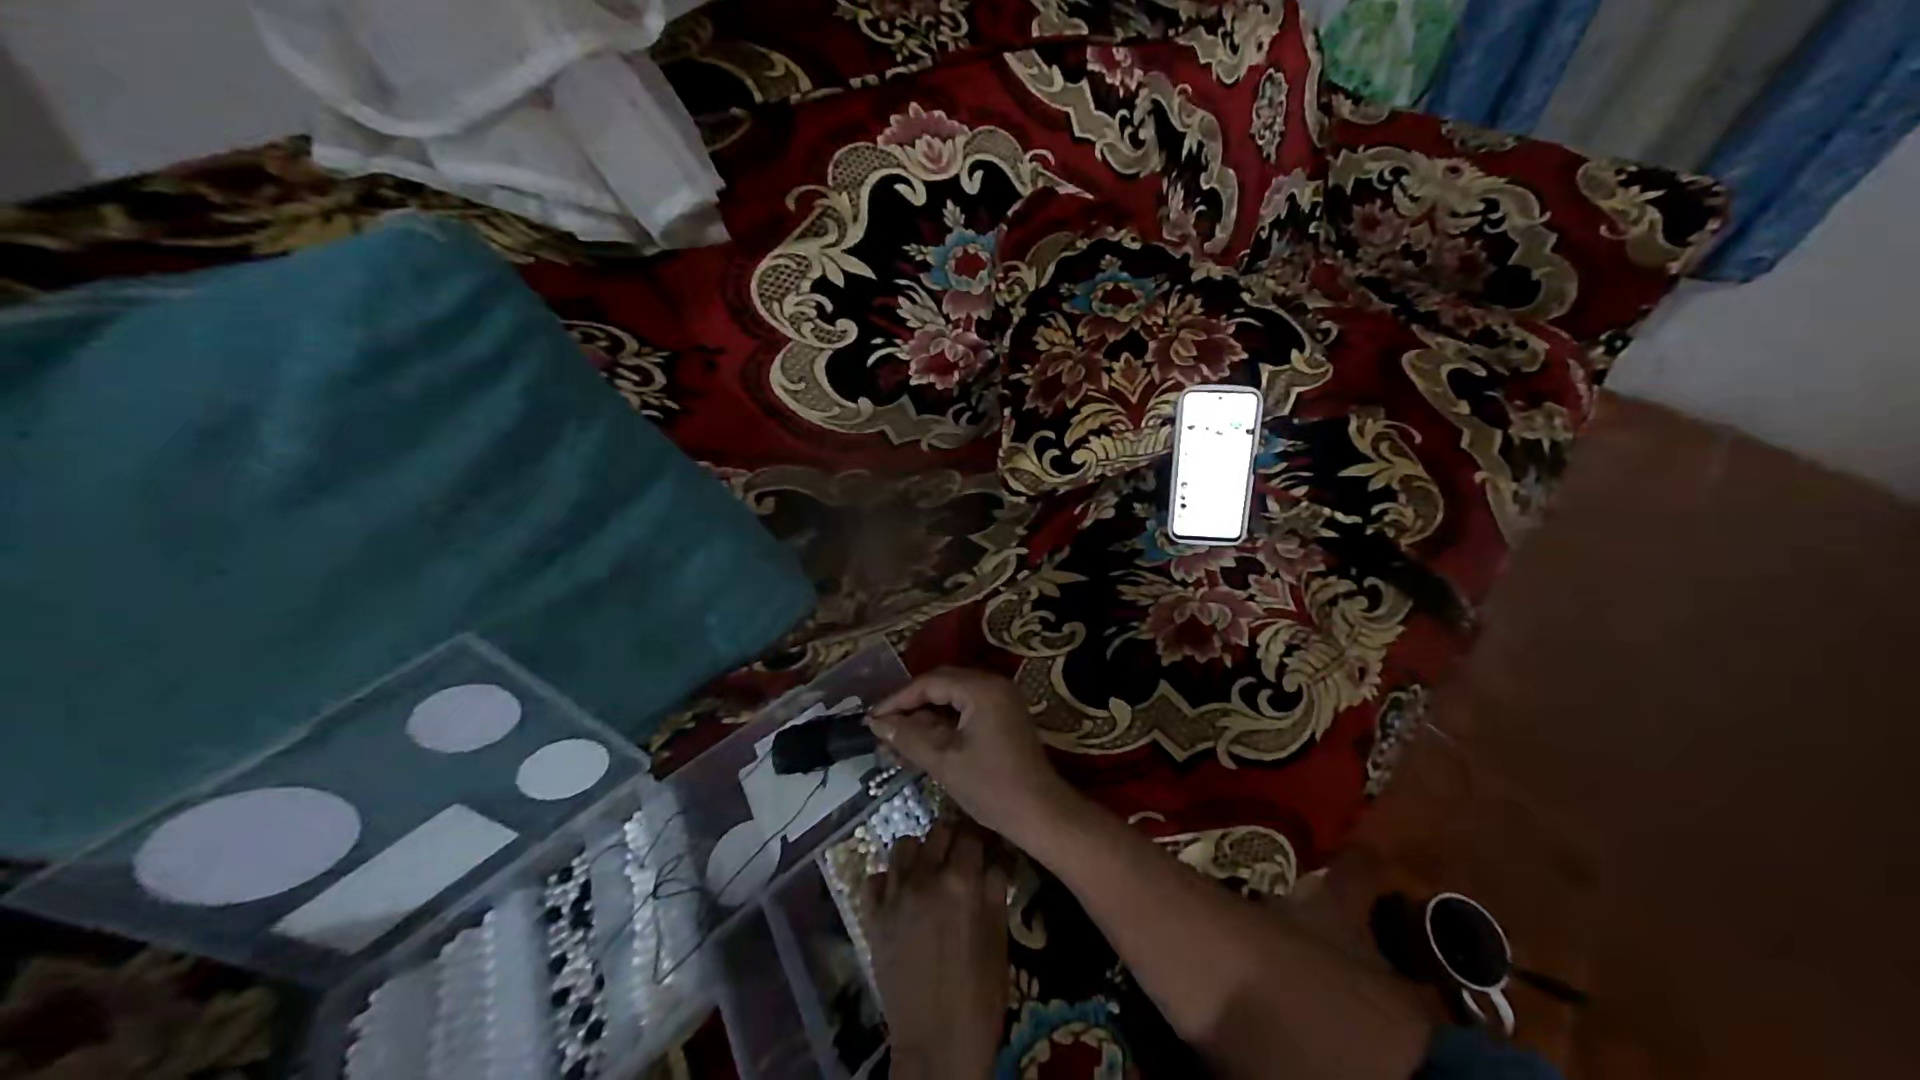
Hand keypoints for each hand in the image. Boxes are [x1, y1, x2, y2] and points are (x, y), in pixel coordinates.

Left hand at [861, 820, 1009, 1079]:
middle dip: (954, 835)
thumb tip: (999, 853)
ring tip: (932, 870)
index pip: (972, 833)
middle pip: (938, 831)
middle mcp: (924, 877)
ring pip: (904, 846)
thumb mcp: (999, 936)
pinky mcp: (873, 916)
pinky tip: (903, 893)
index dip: (982, 833)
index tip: (988, 839)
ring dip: (921, 851)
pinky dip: (890, 878)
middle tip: (963, 853)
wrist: (937, 1043)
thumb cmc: (980, 994)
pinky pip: (876, 877)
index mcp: (962, 881)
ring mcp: (894, 895)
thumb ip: (996, 887)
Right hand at [868, 668, 1075, 843]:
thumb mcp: (944, 762)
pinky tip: (919, 745)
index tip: (871, 719)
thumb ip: (908, 737)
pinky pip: (964, 712)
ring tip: (894, 741)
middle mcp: (993, 686)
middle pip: (940, 686)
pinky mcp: (1002, 718)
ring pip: (951, 700)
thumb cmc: (992, 787)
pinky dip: (942, 726)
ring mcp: (1000, 701)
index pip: (930, 683)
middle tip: (881, 728)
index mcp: (981, 689)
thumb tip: (877, 723)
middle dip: (909, 707)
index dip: (897, 700)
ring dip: (923, 719)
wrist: (1041, 813)